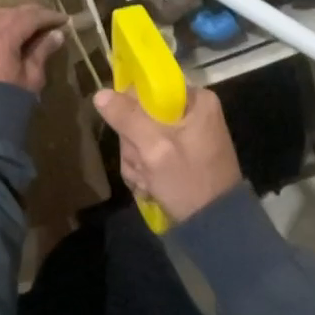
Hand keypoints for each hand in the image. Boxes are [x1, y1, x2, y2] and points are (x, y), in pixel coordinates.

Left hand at [0, 5, 67, 94]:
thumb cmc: (11, 103)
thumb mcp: (32, 77)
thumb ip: (42, 51)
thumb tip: (56, 35)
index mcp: (1, 40)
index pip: (28, 18)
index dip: (47, 17)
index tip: (63, 20)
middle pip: (7, 14)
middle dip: (28, 14)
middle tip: (45, 20)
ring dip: (6, 17)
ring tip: (21, 25)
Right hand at [92, 86, 242, 220]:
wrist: (215, 226)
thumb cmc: (189, 182)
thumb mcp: (155, 148)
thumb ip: (127, 118)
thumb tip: (99, 93)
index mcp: (195, 100)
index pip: (148, 88)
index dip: (131, 110)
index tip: (131, 135)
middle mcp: (193, 112)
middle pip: (141, 115)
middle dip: (135, 145)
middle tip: (145, 165)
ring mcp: (187, 135)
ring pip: (141, 137)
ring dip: (138, 162)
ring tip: (150, 181)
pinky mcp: (181, 155)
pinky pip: (150, 153)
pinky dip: (146, 171)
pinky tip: (152, 186)